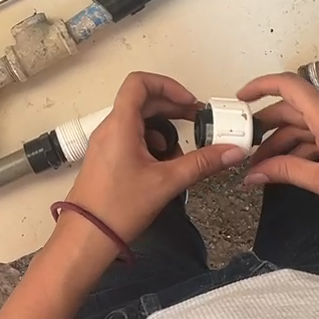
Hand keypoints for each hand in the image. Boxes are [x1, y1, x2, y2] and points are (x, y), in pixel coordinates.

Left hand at [63, 72, 247, 245]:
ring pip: (138, 121)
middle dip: (172, 109)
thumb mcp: (167, 182)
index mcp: (120, 124)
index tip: (188, 102)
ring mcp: (106, 142)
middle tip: (196, 121)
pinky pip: (131, 137)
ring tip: (180, 154)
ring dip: (163, 131)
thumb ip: (202, 163)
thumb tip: (231, 151)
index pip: (139, 83)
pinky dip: (151, 144)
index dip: (167, 85)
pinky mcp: (106, 157)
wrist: (87, 236)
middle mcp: (110, 128)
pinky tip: (164, 167)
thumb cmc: (117, 208)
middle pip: (142, 101)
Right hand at [236, 72, 318, 238]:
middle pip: (294, 108)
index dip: (260, 86)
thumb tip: (254, 174)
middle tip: (246, 149)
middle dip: (267, 128)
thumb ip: (286, 173)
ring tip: (265, 168)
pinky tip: (293, 168)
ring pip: (309, 124)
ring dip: (285, 142)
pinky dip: (306, 147)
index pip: (288, 86)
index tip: (240, 99)